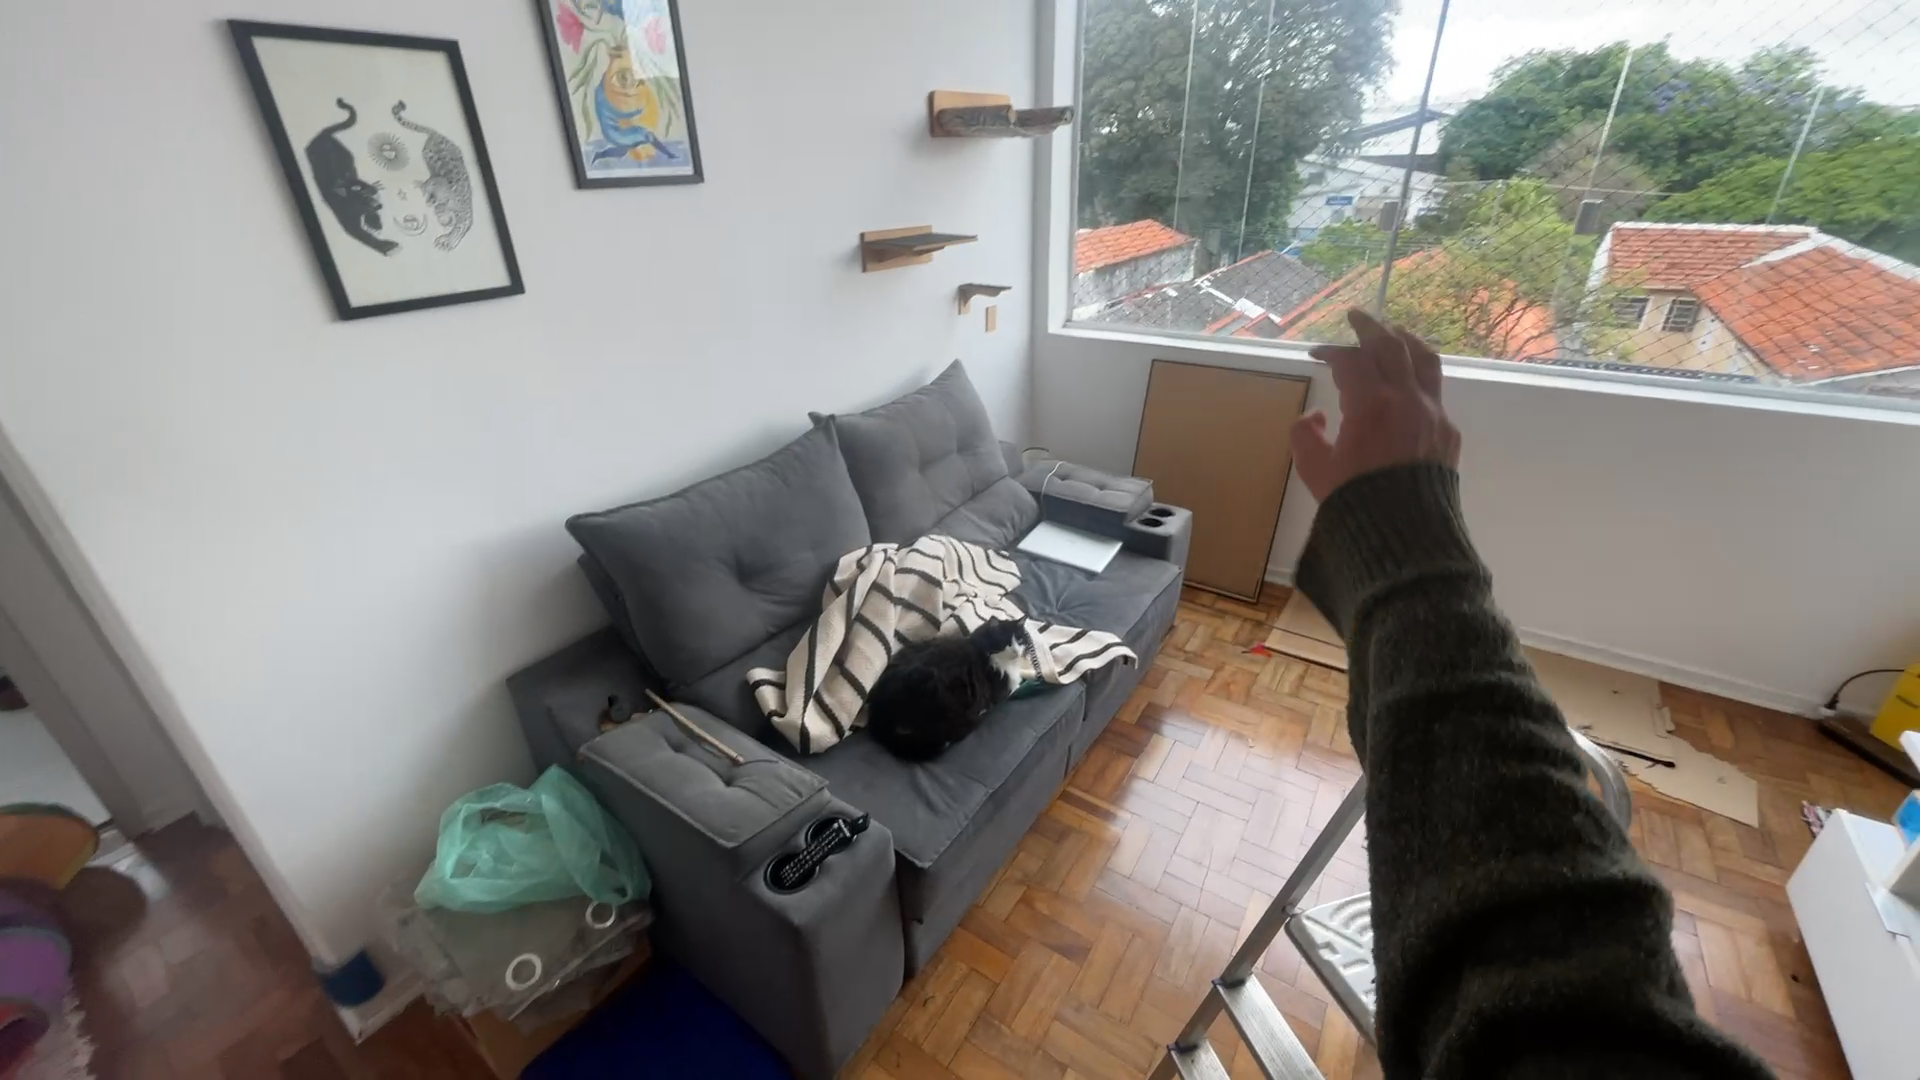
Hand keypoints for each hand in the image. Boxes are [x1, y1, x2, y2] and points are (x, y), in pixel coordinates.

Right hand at [1291, 308, 1460, 502]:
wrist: (1400, 531)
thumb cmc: (1351, 498)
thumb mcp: (1313, 466)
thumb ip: (1305, 432)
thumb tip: (1319, 416)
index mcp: (1370, 403)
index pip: (1352, 360)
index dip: (1331, 351)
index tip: (1315, 353)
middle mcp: (1406, 399)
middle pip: (1391, 346)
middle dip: (1371, 328)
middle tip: (1356, 317)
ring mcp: (1432, 412)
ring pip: (1423, 359)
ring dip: (1404, 340)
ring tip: (1392, 333)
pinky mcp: (1446, 431)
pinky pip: (1433, 390)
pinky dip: (1416, 374)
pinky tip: (1407, 380)